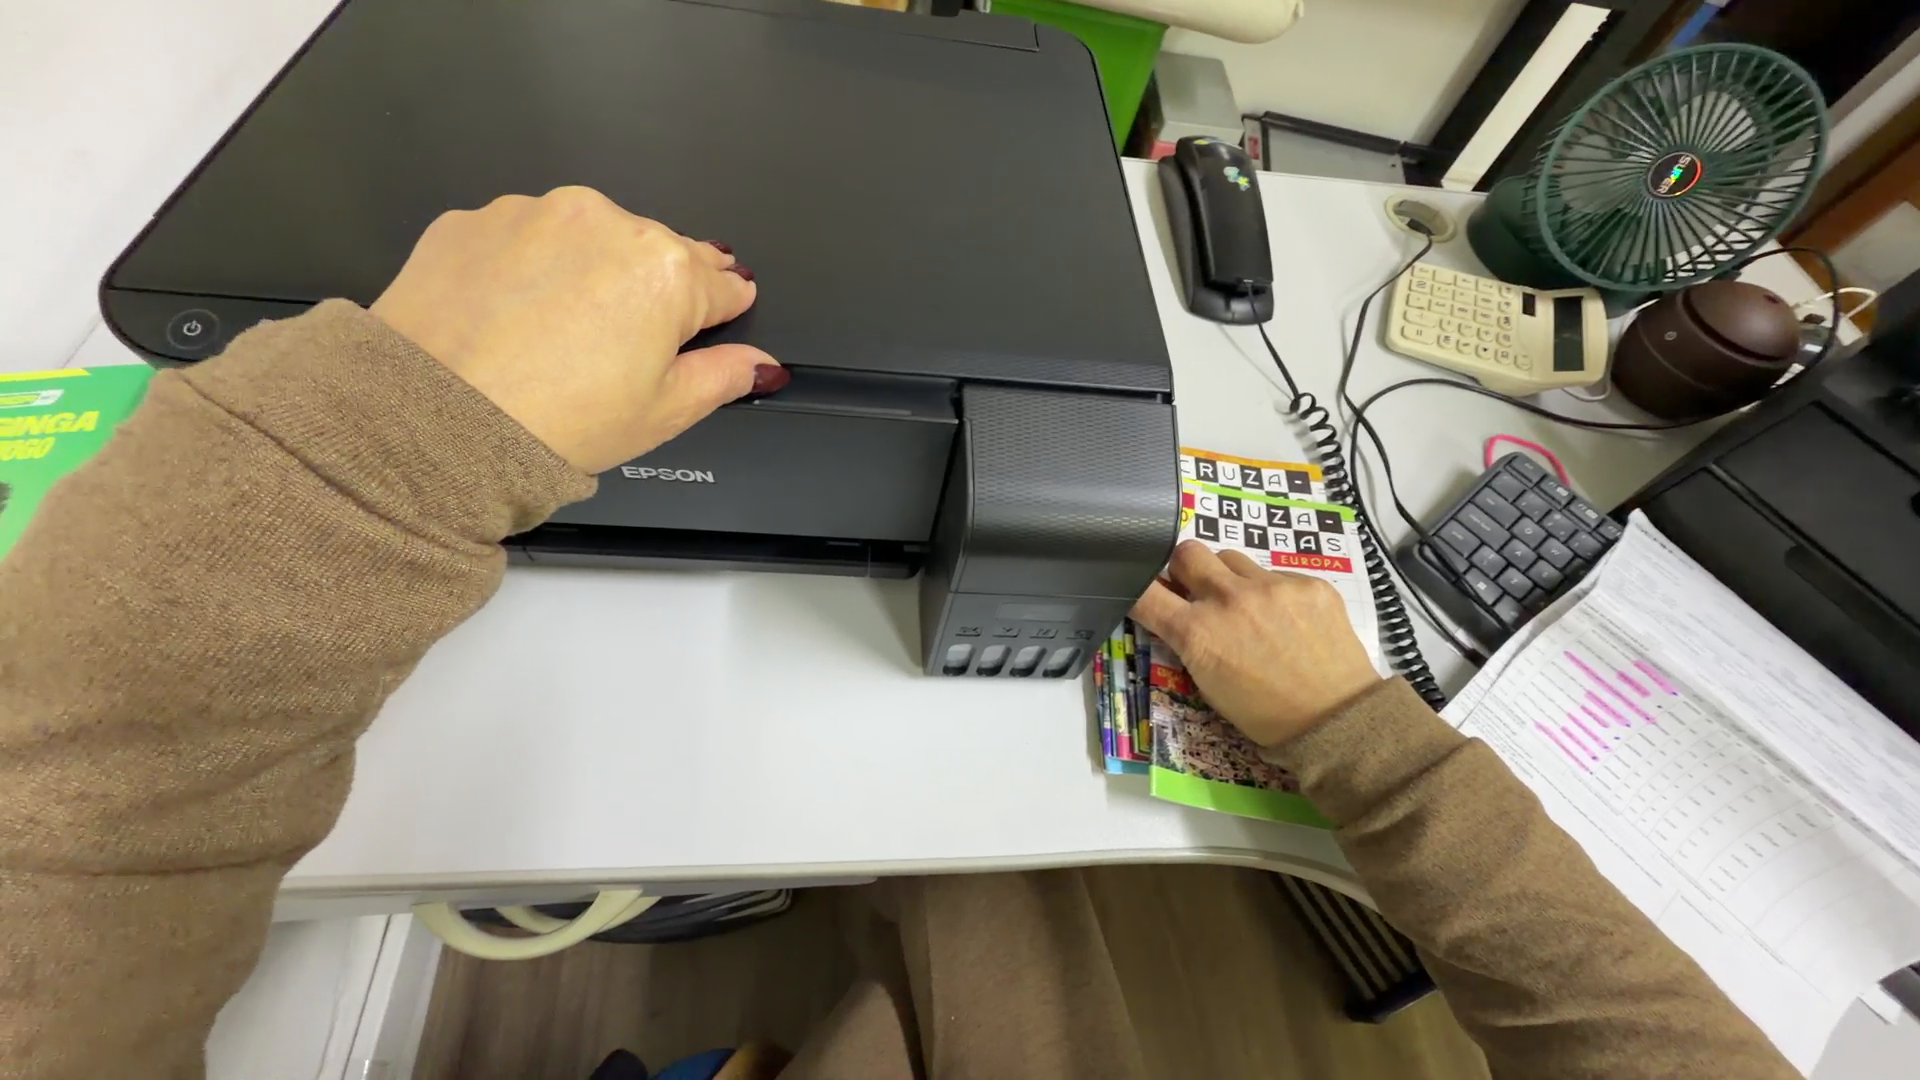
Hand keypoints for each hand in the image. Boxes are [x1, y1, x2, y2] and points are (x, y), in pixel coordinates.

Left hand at [370, 186, 783, 473]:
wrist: (433, 419)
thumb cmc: (554, 421)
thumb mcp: (666, 411)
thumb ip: (726, 376)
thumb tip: (760, 365)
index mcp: (666, 271)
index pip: (724, 285)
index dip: (724, 311)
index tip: (718, 321)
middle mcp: (606, 223)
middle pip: (662, 253)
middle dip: (660, 291)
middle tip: (633, 347)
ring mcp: (536, 214)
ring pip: (596, 239)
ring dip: (599, 273)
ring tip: (572, 335)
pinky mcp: (478, 219)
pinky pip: (532, 238)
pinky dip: (540, 268)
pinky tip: (526, 317)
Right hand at [1130, 541, 1381, 746]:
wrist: (1336, 720)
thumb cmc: (1263, 712)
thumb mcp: (1206, 682)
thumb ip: (1188, 639)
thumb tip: (1179, 610)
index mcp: (1197, 632)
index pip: (1145, 591)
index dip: (1139, 589)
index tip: (1149, 595)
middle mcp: (1229, 599)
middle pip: (1187, 552)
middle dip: (1186, 570)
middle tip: (1200, 592)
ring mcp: (1272, 586)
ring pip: (1231, 558)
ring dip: (1229, 577)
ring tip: (1249, 608)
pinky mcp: (1309, 582)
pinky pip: (1275, 573)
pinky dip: (1272, 591)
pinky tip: (1289, 620)